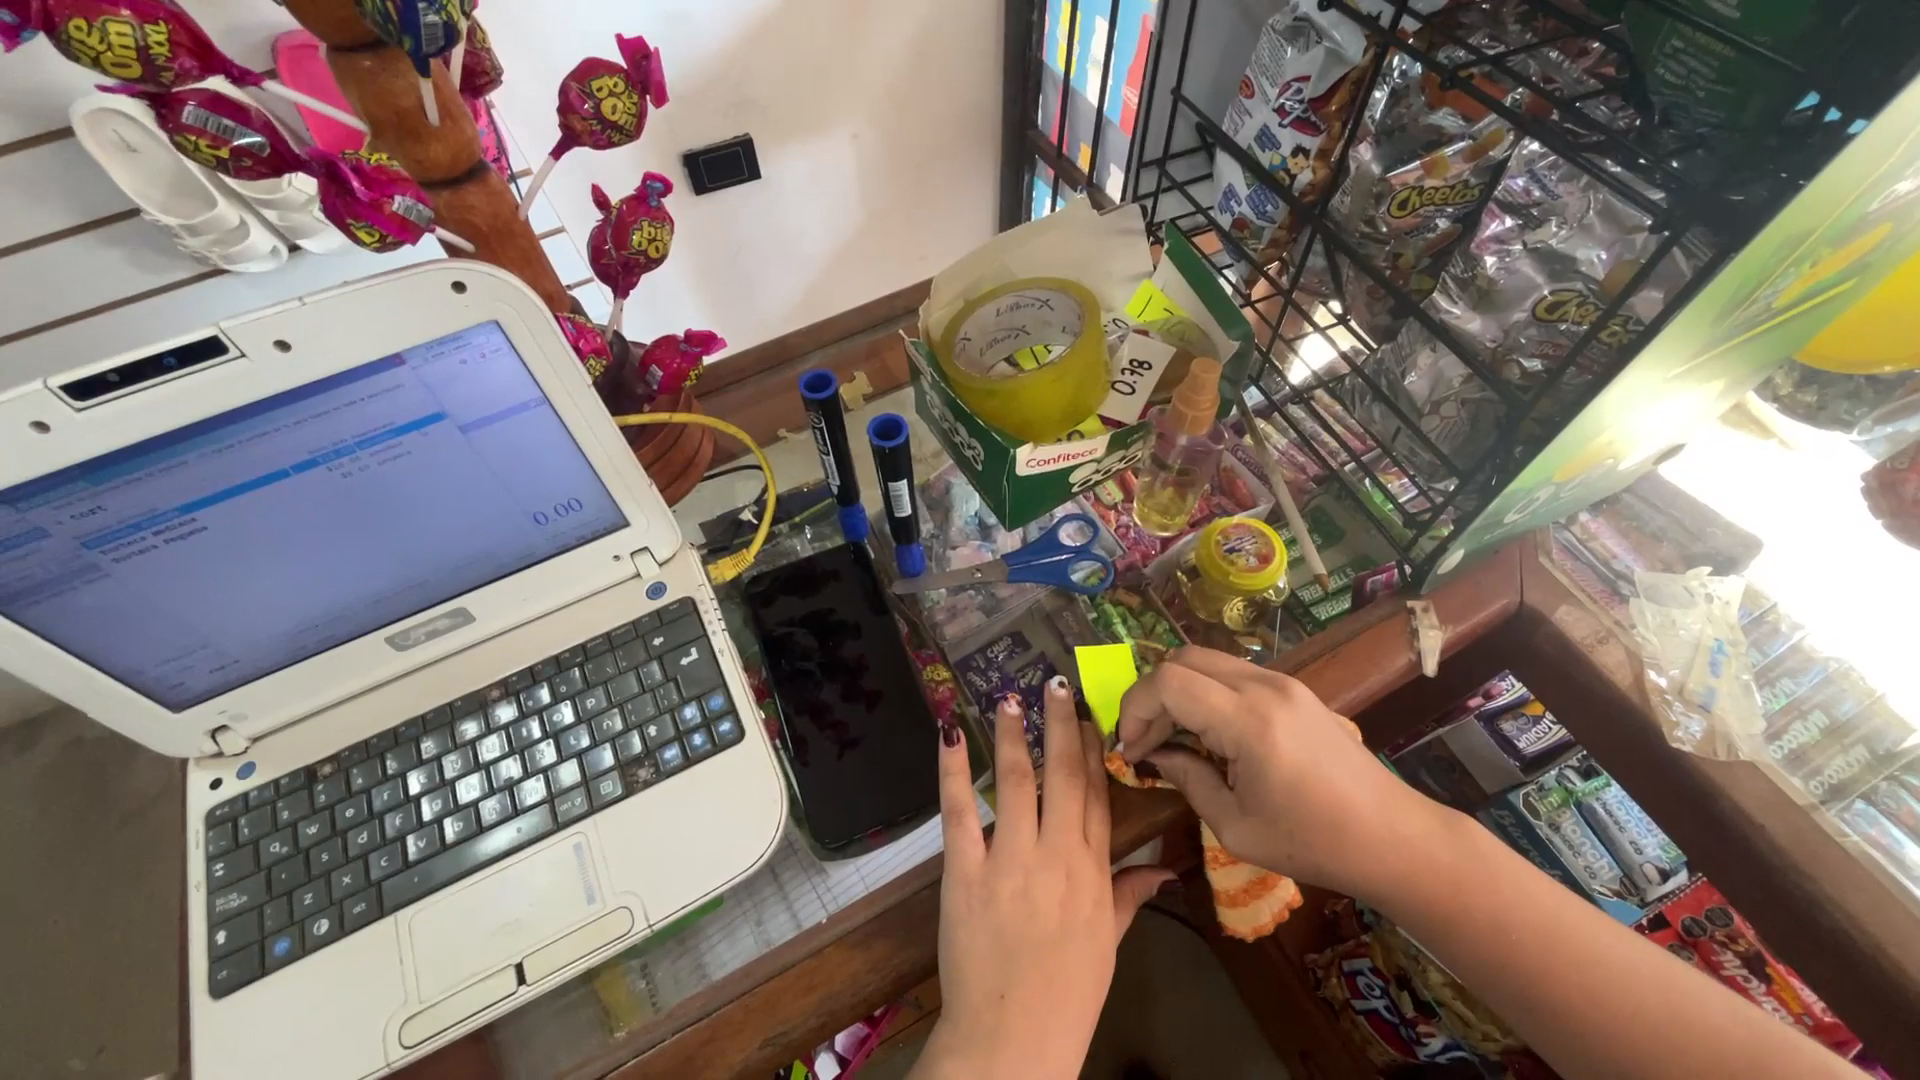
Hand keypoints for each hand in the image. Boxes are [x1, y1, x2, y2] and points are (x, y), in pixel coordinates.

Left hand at [912, 678, 1173, 1079]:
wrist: (1013, 1040)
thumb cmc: (1066, 994)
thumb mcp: (1109, 943)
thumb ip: (1131, 895)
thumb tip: (1164, 867)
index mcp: (1092, 871)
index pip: (1098, 795)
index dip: (1093, 750)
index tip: (1089, 714)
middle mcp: (1056, 855)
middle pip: (1063, 776)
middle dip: (1059, 725)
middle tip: (1054, 681)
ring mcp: (1010, 860)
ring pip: (1015, 782)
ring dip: (1012, 735)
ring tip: (1008, 696)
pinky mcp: (964, 872)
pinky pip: (959, 812)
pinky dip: (952, 772)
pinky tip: (949, 736)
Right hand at [1116, 647, 1449, 902]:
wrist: (1393, 836)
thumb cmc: (1313, 843)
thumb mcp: (1236, 826)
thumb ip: (1187, 780)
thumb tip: (1155, 756)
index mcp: (1249, 721)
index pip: (1168, 681)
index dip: (1136, 708)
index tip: (1131, 749)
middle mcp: (1265, 687)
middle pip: (1182, 658)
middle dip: (1152, 695)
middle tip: (1146, 741)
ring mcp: (1283, 682)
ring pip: (1206, 660)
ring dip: (1178, 691)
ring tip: (1174, 739)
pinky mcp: (1294, 689)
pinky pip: (1232, 673)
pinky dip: (1205, 693)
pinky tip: (1209, 734)